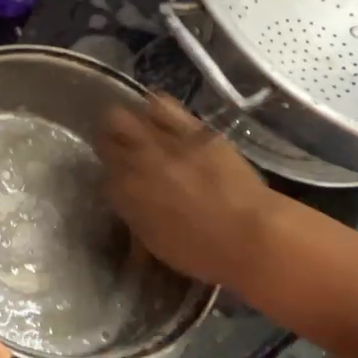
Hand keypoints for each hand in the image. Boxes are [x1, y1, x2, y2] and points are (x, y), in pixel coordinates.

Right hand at [94, 93, 284, 284]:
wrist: (254, 236)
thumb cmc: (205, 253)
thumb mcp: (156, 244)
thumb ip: (135, 217)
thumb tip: (130, 205)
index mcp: (123, 192)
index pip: (103, 175)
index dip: (111, 178)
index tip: (120, 183)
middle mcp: (134, 161)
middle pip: (104, 136)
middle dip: (109, 142)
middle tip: (122, 150)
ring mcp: (162, 141)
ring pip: (123, 114)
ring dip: (128, 123)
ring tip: (140, 130)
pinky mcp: (192, 129)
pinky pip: (163, 105)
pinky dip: (156, 108)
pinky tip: (163, 117)